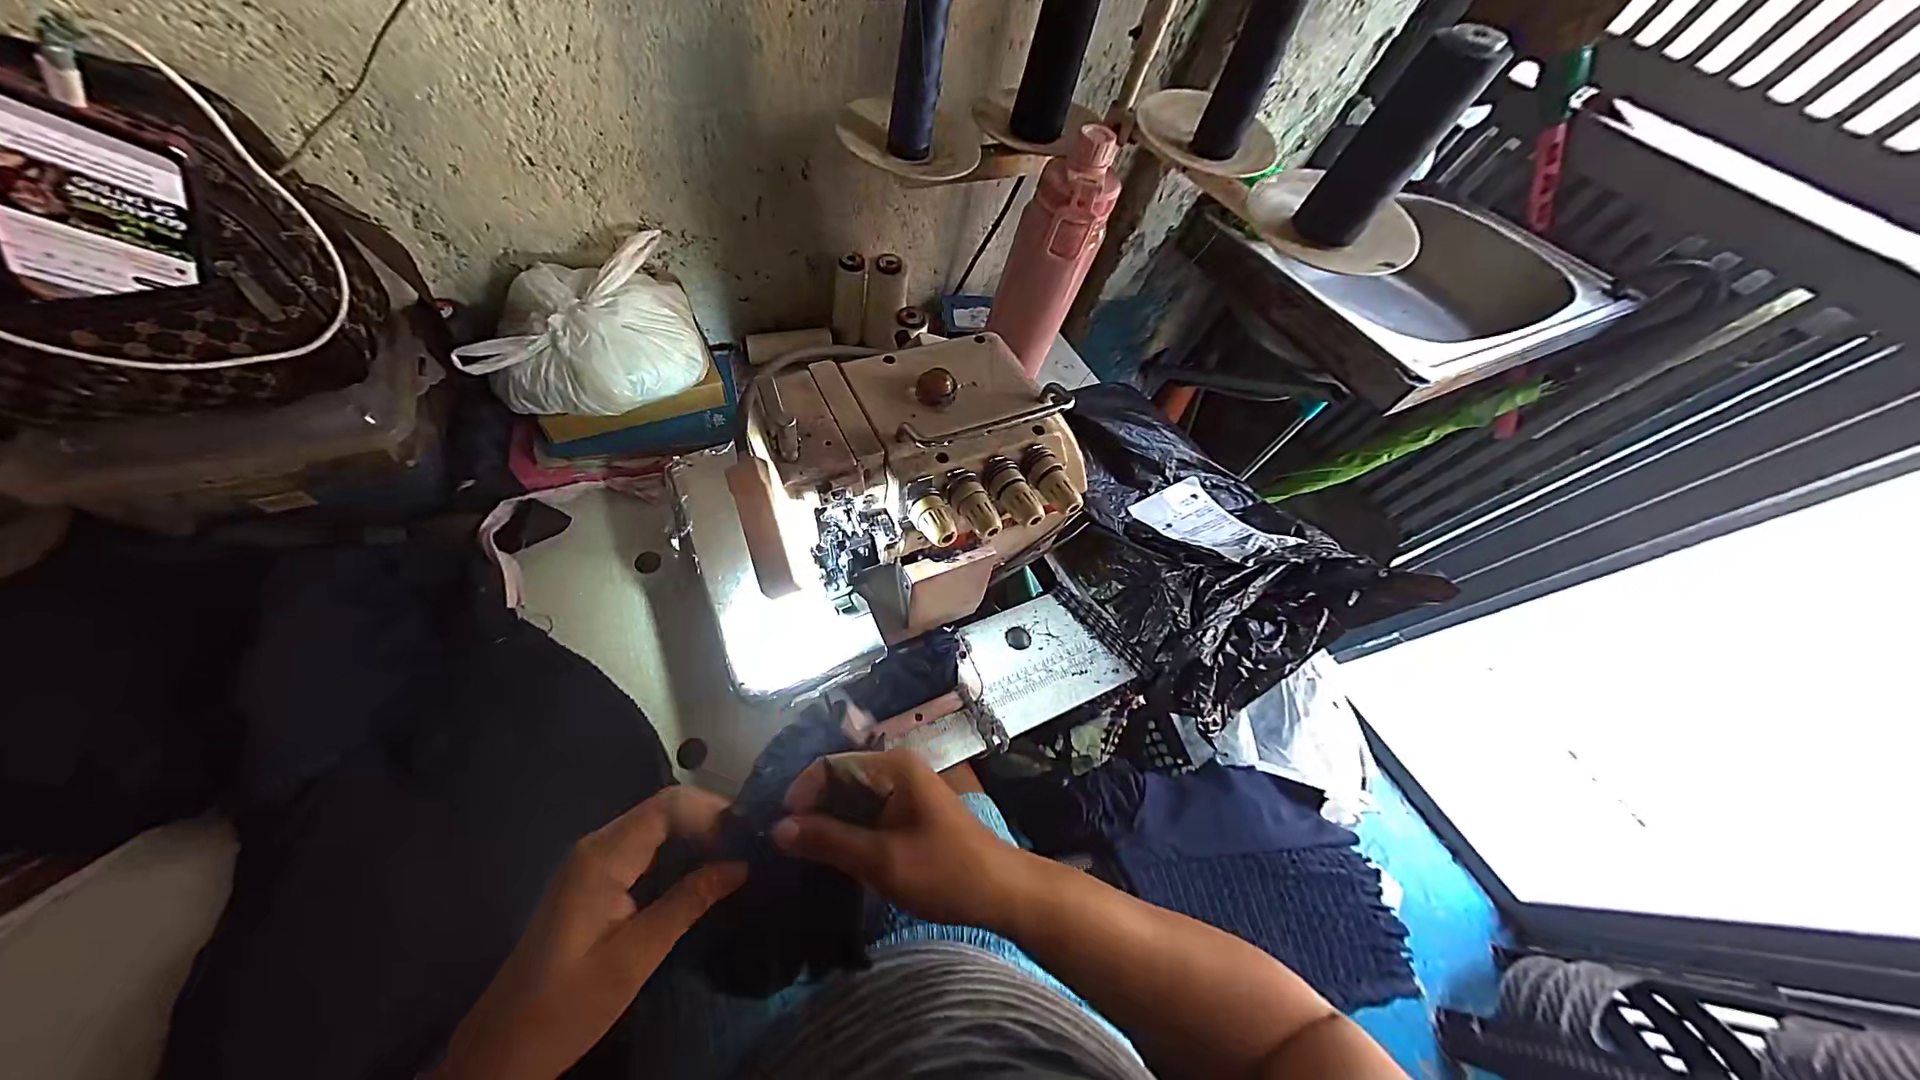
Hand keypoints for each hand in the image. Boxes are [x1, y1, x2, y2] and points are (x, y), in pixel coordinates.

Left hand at [433, 787, 747, 1079]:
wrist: (497, 1054)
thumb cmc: (564, 1009)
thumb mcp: (634, 959)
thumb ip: (688, 903)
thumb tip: (742, 864)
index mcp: (602, 858)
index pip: (669, 806)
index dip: (713, 812)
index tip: (747, 839)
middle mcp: (597, 846)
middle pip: (666, 807)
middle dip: (712, 819)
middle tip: (750, 846)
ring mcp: (594, 860)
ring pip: (659, 822)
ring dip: (700, 832)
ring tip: (738, 854)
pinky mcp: (597, 877)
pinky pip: (648, 844)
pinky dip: (681, 848)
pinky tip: (705, 869)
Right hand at [773, 749, 1030, 928]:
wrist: (1001, 891)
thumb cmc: (945, 872)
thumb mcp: (881, 860)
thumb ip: (829, 840)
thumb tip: (778, 828)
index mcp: (893, 767)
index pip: (829, 765)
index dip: (800, 794)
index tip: (780, 831)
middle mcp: (896, 769)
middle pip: (838, 779)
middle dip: (811, 810)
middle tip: (784, 848)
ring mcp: (904, 789)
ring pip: (850, 798)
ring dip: (827, 824)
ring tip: (803, 855)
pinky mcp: (907, 811)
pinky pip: (866, 812)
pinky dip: (847, 831)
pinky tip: (834, 856)